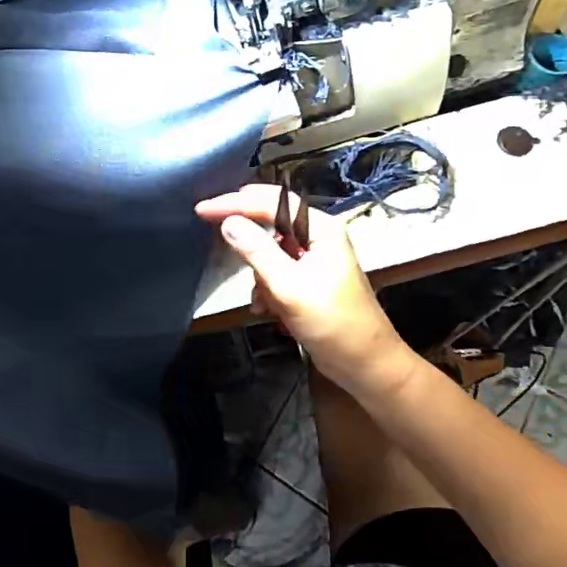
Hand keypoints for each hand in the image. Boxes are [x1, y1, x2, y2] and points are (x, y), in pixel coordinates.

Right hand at [195, 185, 410, 391]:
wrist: (365, 364)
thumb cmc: (332, 322)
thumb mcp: (289, 286)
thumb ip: (257, 251)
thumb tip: (228, 221)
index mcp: (321, 229)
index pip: (272, 203)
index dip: (235, 203)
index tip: (201, 209)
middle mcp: (318, 238)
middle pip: (270, 228)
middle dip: (251, 249)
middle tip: (224, 253)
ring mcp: (315, 262)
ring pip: (271, 256)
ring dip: (261, 279)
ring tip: (266, 304)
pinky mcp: (309, 284)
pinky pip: (278, 277)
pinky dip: (269, 293)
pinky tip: (270, 312)